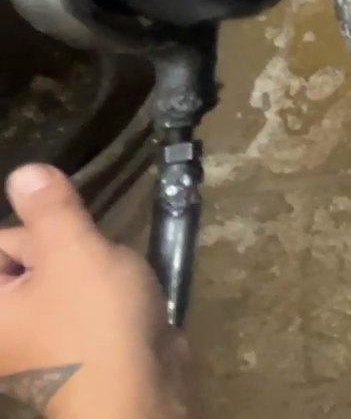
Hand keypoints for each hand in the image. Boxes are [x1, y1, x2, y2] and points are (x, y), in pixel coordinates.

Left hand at [0, 166, 184, 418]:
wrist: (130, 380)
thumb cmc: (93, 317)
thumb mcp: (77, 254)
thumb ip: (52, 212)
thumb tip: (25, 172)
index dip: (33, 229)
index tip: (67, 232)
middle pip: (16, 262)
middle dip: (62, 247)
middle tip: (94, 255)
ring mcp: (22, 337)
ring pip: (48, 281)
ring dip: (84, 267)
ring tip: (113, 274)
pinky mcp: (57, 345)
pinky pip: (66, 303)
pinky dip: (92, 292)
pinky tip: (119, 294)